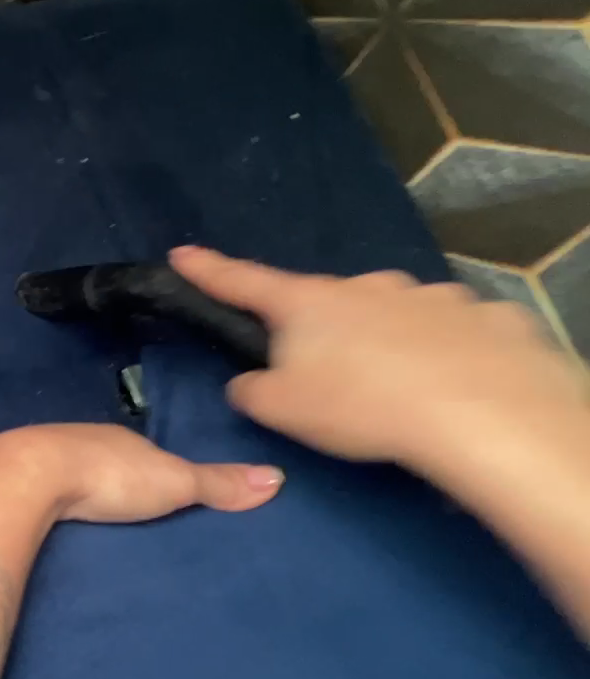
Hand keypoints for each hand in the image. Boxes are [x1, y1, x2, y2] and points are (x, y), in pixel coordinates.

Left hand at [0, 424, 283, 523]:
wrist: (27, 473)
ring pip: (74, 470)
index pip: (146, 452)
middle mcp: (80, 439)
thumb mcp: (173, 481)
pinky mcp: (19, 475)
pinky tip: (60, 511)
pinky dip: (56, 495)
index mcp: (118, 438)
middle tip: (137, 508)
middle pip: (109, 460)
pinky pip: (46, 484)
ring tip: (102, 515)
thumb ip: (218, 482)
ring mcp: (45, 455)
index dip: (158, 470)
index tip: (171, 491)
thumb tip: (278, 475)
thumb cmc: (106, 475)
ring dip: (85, 488)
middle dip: (120, 480)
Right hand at [170, 245, 589, 470]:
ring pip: (396, 311)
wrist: (496, 426)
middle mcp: (365, 288)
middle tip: (328, 367)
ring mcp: (436, 299)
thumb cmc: (365, 407)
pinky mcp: (496, 322)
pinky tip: (458, 380)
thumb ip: (249, 388)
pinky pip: (459, 330)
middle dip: (322, 323)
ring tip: (400, 381)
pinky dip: (450, 348)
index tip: (181, 253)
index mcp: (304, 303)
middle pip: (328, 300)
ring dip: (388, 333)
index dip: (206, 268)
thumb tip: (250, 381)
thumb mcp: (278, 408)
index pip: (239, 280)